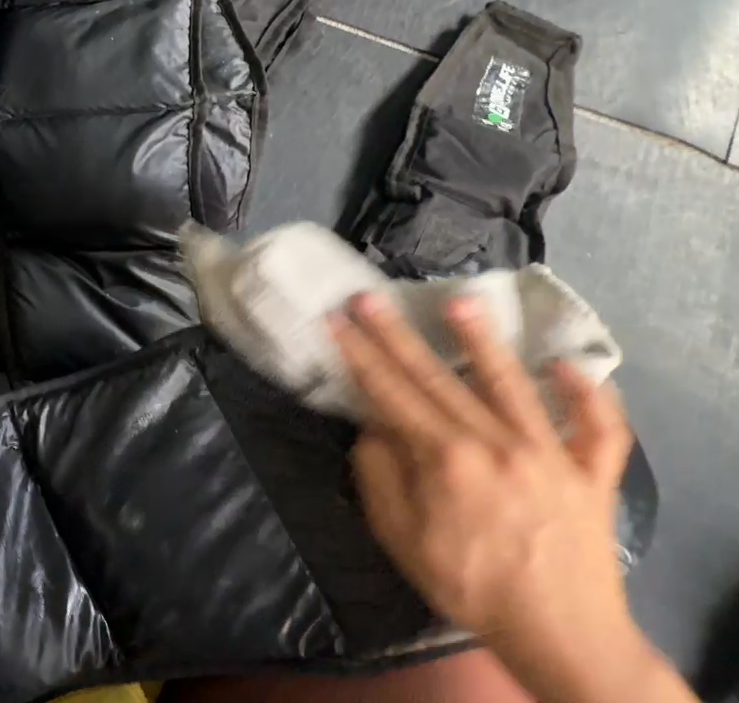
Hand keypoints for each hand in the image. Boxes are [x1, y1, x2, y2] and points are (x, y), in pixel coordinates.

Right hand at [333, 293, 693, 702]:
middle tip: (370, 297)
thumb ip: (379, 473)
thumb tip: (373, 428)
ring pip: (512, 386)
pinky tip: (568, 366)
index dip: (357, 353)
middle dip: (396, 335)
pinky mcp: (591, 476)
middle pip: (437, 378)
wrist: (561, 635)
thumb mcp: (398, 533)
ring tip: (461, 300)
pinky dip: (588, 396)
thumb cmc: (466, 584)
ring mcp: (550, 456)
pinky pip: (598, 430)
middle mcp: (496, 445)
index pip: (388, 392)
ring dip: (482, 341)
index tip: (334, 319)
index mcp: (444, 459)